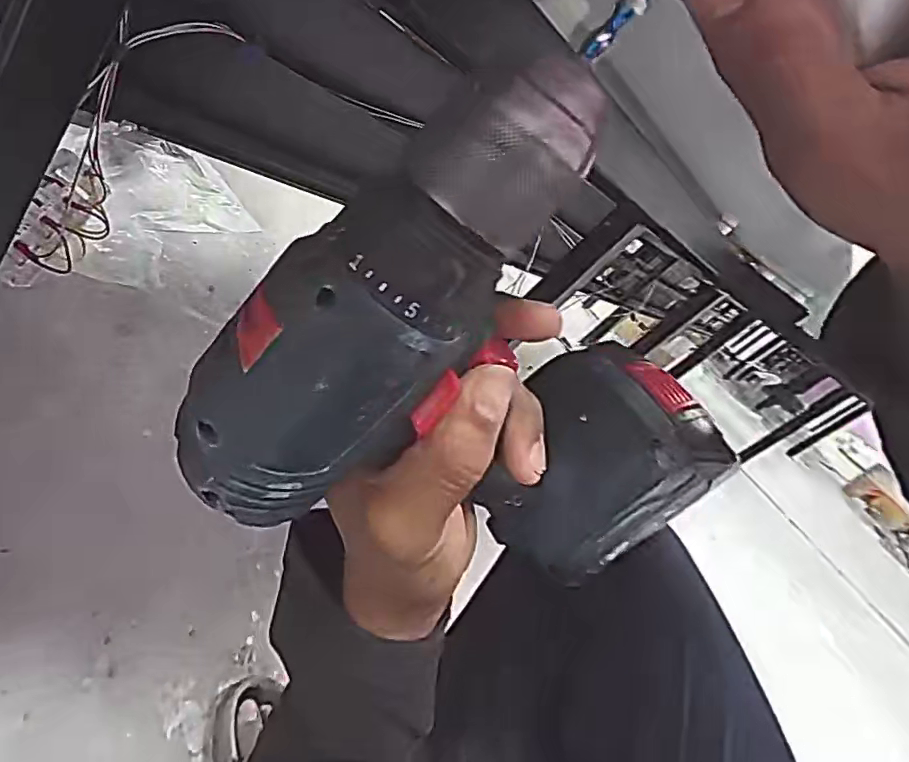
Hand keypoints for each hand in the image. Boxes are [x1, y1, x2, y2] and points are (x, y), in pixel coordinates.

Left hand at [327, 300, 560, 640]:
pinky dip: (525, 428)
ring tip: (520, 463)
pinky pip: (507, 410)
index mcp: (368, 404)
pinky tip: (522, 457)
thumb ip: (448, 458)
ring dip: (519, 414)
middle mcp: (399, 400)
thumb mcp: (408, 515)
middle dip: (503, 348)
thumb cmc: (384, 554)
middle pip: (458, 347)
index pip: (411, 342)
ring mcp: (434, 414)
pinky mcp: (463, 431)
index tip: (517, 317)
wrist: (407, 590)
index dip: (463, 321)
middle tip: (540, 333)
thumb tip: (488, 388)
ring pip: (492, 378)